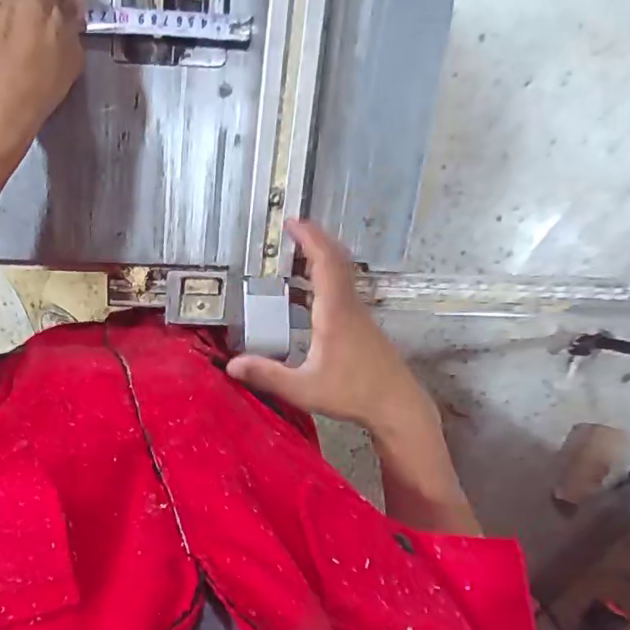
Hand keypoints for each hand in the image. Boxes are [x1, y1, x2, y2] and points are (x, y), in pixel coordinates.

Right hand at [226, 221, 476, 531]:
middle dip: (314, 241)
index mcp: (335, 313)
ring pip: (340, 276)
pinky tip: (304, 299)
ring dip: (318, 261)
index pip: (325, 263)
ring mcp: (358, 316)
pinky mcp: (361, 328)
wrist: (398, 407)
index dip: (310, 239)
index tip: (293, 222)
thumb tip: (231, 364)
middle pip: (335, 261)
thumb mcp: (303, 388)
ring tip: (292, 259)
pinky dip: (322, 282)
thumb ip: (267, 375)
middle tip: (291, 231)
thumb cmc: (353, 394)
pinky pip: (341, 292)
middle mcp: (349, 307)